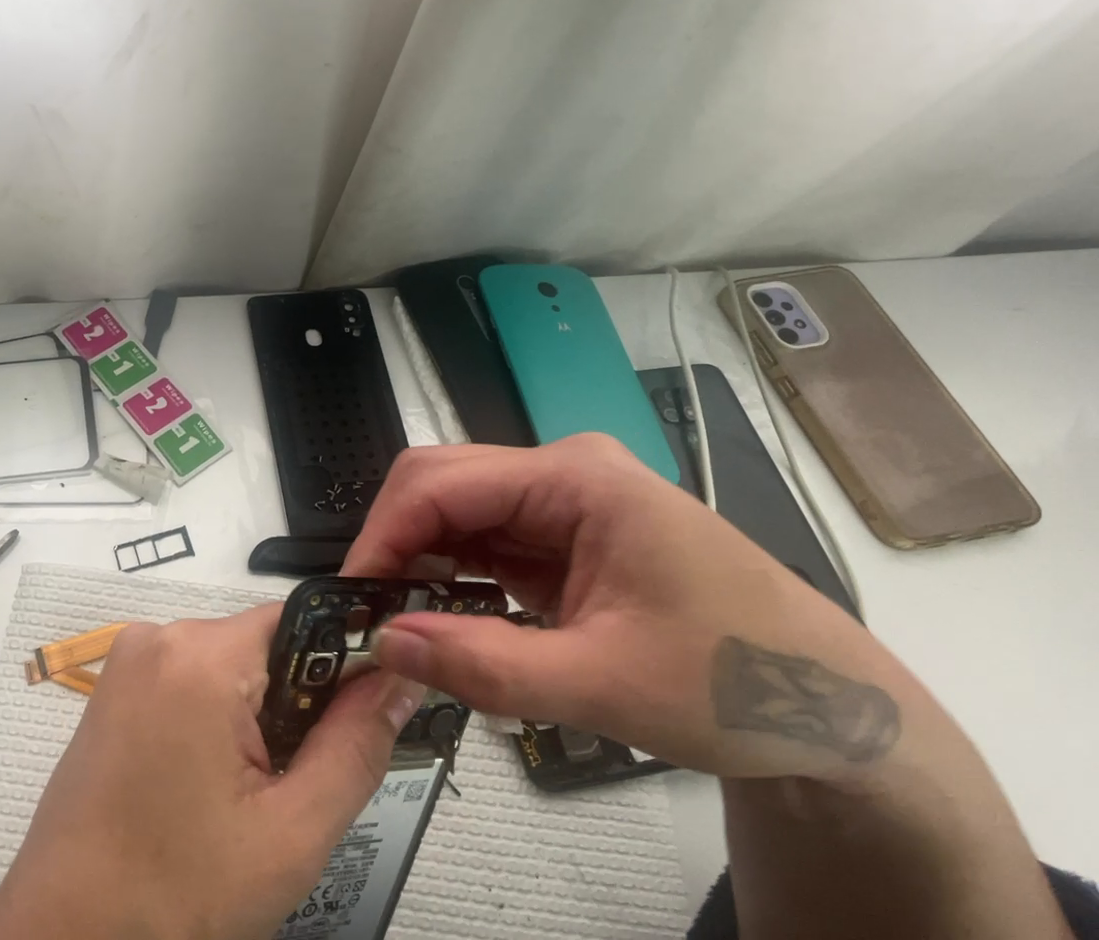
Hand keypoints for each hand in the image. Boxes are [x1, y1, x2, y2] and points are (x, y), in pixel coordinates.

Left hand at [0, 605, 423, 939]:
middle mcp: (157, 638)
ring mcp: (128, 663)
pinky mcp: (113, 691)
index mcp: (199, 656)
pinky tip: (209, 786)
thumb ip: (357, 745)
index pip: (303, 622)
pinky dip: (216, 721)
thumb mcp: (292, 830)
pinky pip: (190, 682)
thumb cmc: (176, 891)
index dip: (342, 667)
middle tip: (292, 786)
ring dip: (256, 719)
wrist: (66, 932)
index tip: (356, 728)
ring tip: (246, 796)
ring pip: (229, 667)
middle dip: (295, 705)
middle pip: (265, 645)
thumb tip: (399, 676)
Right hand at [345, 435, 908, 782]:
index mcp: (577, 478)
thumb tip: (384, 643)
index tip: (353, 601)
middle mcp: (565, 474)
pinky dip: (451, 578)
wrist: (833, 712)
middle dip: (393, 545)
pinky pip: (484, 544)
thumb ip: (484, 665)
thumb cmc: (737, 686)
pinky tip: (443, 619)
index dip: (381, 536)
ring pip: (456, 514)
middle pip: (440, 486)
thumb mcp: (603, 685)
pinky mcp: (565, 538)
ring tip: (400, 624)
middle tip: (370, 616)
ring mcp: (566, 504)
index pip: (440, 483)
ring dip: (418, 563)